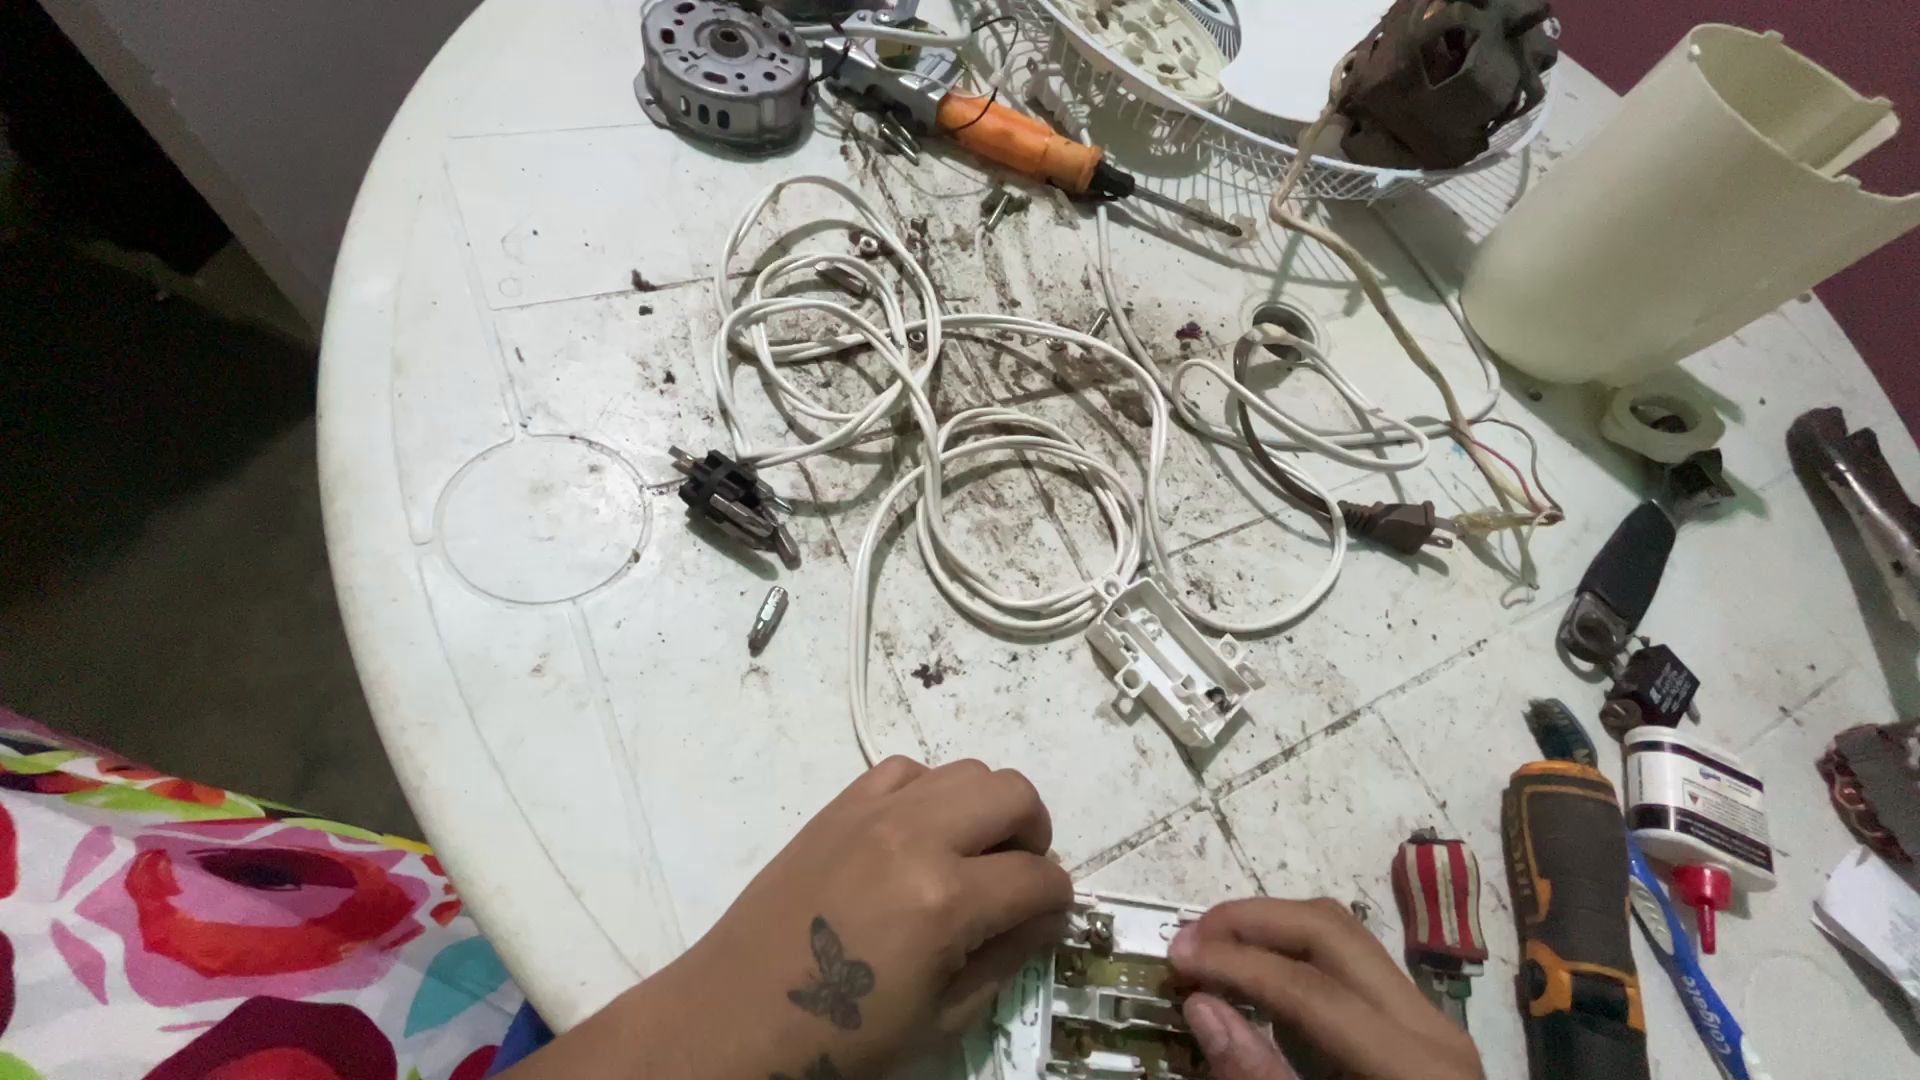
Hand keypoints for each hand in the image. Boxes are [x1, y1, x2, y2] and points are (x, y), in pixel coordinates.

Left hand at [562, 757, 1071, 1079]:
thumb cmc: (842, 1035)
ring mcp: (877, 808)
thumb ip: (1006, 957)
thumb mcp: (941, 1020)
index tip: (1049, 913)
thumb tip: (1048, 913)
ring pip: (968, 769)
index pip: (1039, 876)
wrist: (738, 1012)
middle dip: (1035, 834)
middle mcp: (918, 835)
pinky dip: (930, 792)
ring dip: (987, 808)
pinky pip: (908, 769)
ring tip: (971, 851)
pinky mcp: (843, 800)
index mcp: (946, 899)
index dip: (1058, 898)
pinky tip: (917, 832)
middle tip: (1018, 873)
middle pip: (1015, 793)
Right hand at [1169, 898, 1483, 1079]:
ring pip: (1337, 929)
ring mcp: (1427, 1017)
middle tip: (1190, 939)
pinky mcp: (1412, 1019)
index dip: (1237, 965)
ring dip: (1266, 926)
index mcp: (1419, 1071)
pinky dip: (1288, 946)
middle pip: (1328, 931)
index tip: (1176, 956)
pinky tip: (1251, 967)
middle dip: (1249, 922)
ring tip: (1211, 944)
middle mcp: (1432, 1027)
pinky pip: (1343, 955)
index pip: (1312, 989)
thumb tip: (1201, 1005)